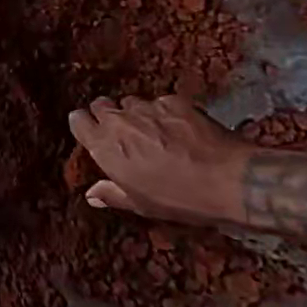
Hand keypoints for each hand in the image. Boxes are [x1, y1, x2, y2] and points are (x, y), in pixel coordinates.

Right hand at [67, 94, 256, 224]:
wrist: (230, 180)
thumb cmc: (180, 199)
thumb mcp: (141, 205)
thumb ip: (112, 194)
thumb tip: (91, 195)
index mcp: (104, 146)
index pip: (77, 119)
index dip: (85, 125)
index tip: (93, 134)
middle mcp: (119, 120)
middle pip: (100, 104)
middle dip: (107, 115)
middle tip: (124, 134)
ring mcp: (146, 108)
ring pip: (131, 102)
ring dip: (137, 114)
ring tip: (156, 133)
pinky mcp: (173, 101)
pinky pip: (160, 103)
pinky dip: (165, 114)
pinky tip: (181, 130)